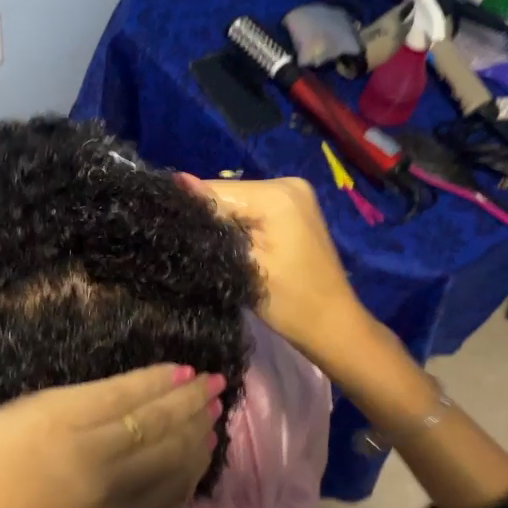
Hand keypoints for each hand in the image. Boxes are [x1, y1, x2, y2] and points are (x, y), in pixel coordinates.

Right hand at [178, 174, 382, 360]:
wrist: (333, 325)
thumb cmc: (289, 301)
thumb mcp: (244, 264)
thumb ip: (212, 223)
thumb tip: (177, 181)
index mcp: (276, 194)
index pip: (214, 191)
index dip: (190, 212)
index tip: (174, 236)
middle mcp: (286, 183)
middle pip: (227, 194)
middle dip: (207, 218)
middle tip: (193, 248)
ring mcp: (293, 192)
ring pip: (237, 201)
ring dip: (221, 222)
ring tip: (210, 248)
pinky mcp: (293, 206)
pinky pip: (253, 207)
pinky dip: (240, 224)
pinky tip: (233, 244)